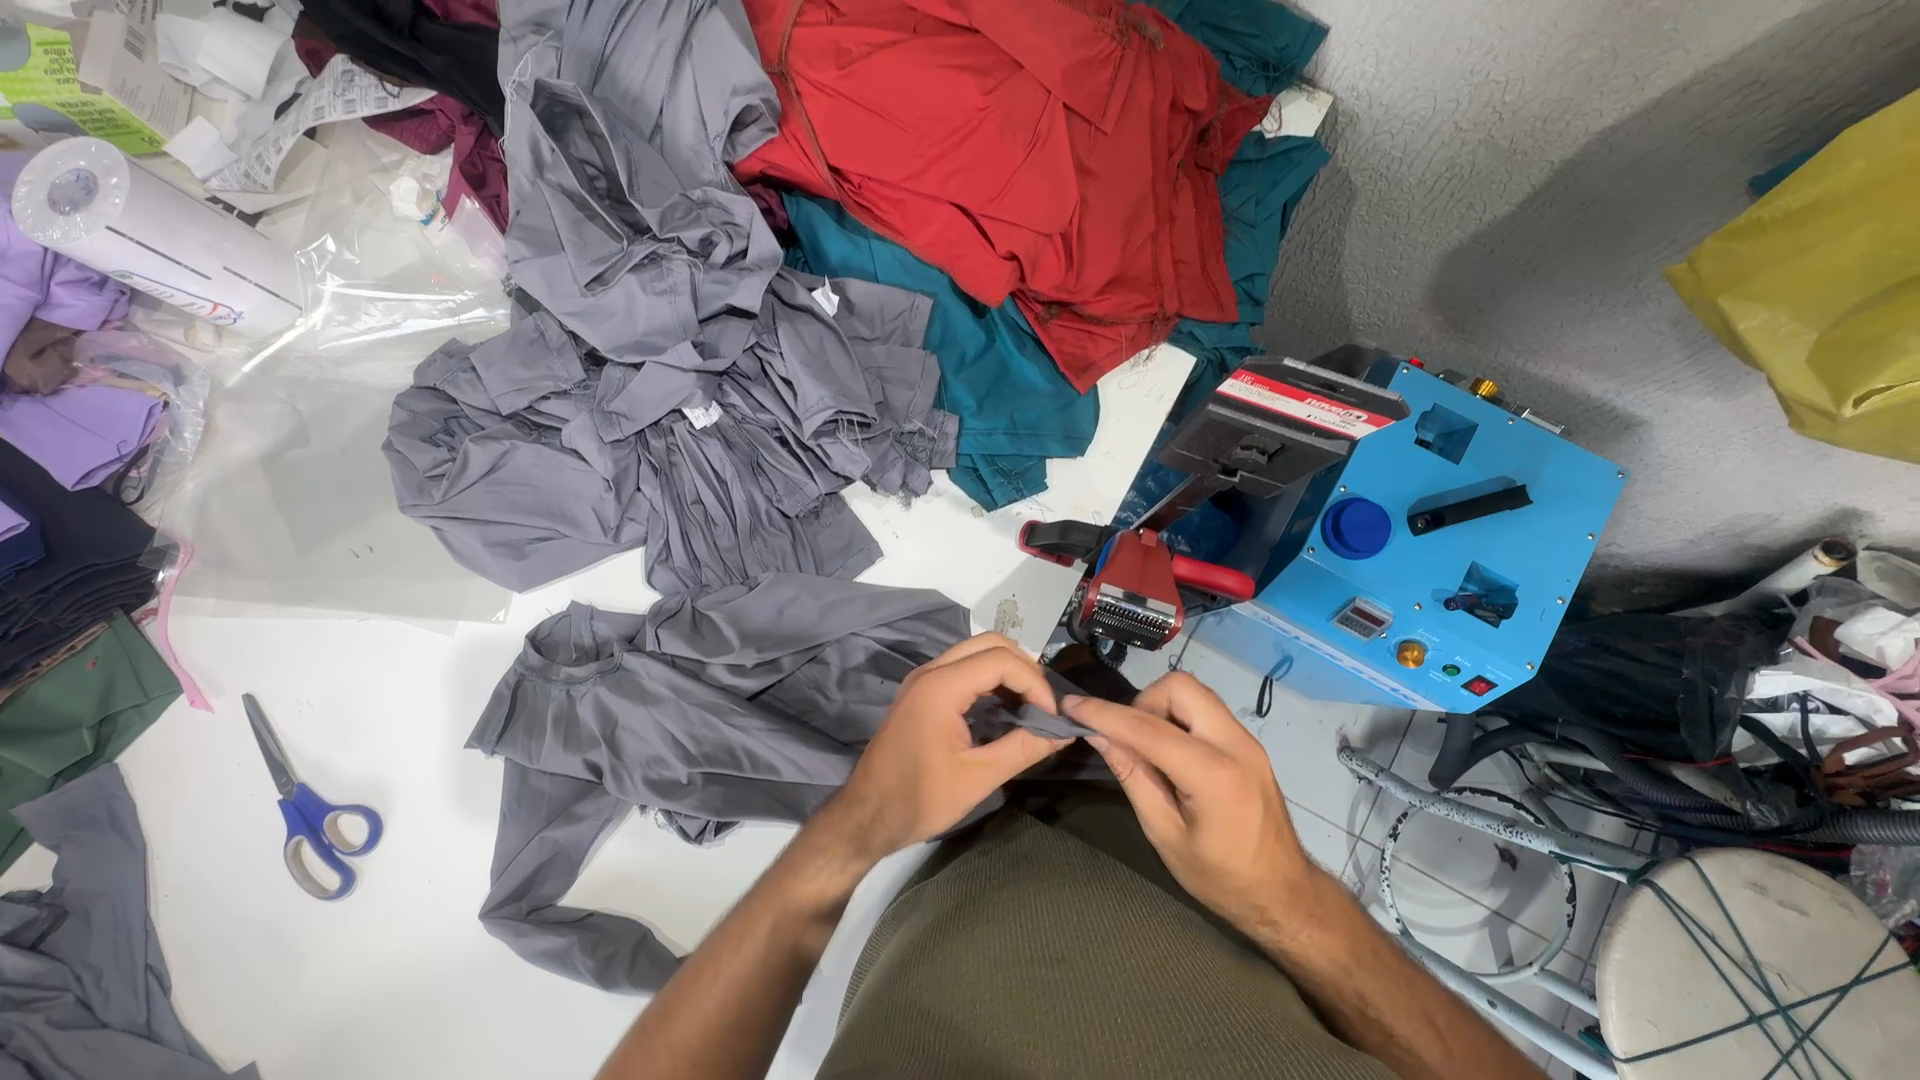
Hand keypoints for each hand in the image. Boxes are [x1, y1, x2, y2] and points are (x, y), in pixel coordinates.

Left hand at [813, 633, 1070, 863]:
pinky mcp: (922, 693)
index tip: (1052, 716)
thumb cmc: (920, 799)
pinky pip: (963, 670)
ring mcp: (923, 681)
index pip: (1001, 660)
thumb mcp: (978, 778)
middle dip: (1024, 668)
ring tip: (1032, 707)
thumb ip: (1023, 749)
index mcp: (940, 687)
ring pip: (976, 653)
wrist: (866, 816)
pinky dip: (990, 680)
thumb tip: (1063, 732)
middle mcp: (930, 672)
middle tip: (1045, 705)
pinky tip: (1006, 709)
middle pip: (989, 644)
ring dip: (1008, 672)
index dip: (1034, 682)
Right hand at [1064, 673, 1313, 929]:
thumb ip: (1133, 777)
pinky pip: (1207, 710)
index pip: (1147, 728)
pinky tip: (1170, 754)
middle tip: (1127, 740)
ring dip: (1162, 708)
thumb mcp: (1165, 834)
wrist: (1284, 894)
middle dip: (1142, 702)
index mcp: (1213, 774)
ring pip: (1195, 693)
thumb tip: (1099, 736)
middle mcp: (1235, 744)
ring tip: (1148, 749)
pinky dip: (1179, 717)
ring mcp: (1247, 740)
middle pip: (1179, 687)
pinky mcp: (1250, 744)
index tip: (1070, 706)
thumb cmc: (1221, 878)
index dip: (1103, 714)